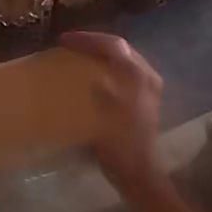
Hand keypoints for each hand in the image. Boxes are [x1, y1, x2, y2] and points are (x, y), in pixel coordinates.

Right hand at [60, 32, 165, 194]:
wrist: (139, 172)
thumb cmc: (121, 146)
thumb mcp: (105, 117)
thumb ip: (101, 91)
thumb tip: (92, 75)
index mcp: (138, 76)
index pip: (112, 45)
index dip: (87, 39)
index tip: (63, 41)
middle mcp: (147, 77)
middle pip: (120, 49)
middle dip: (95, 44)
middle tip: (70, 46)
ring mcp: (148, 88)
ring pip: (123, 59)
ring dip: (101, 55)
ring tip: (79, 57)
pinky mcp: (145, 100)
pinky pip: (125, 72)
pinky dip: (108, 68)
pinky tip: (93, 76)